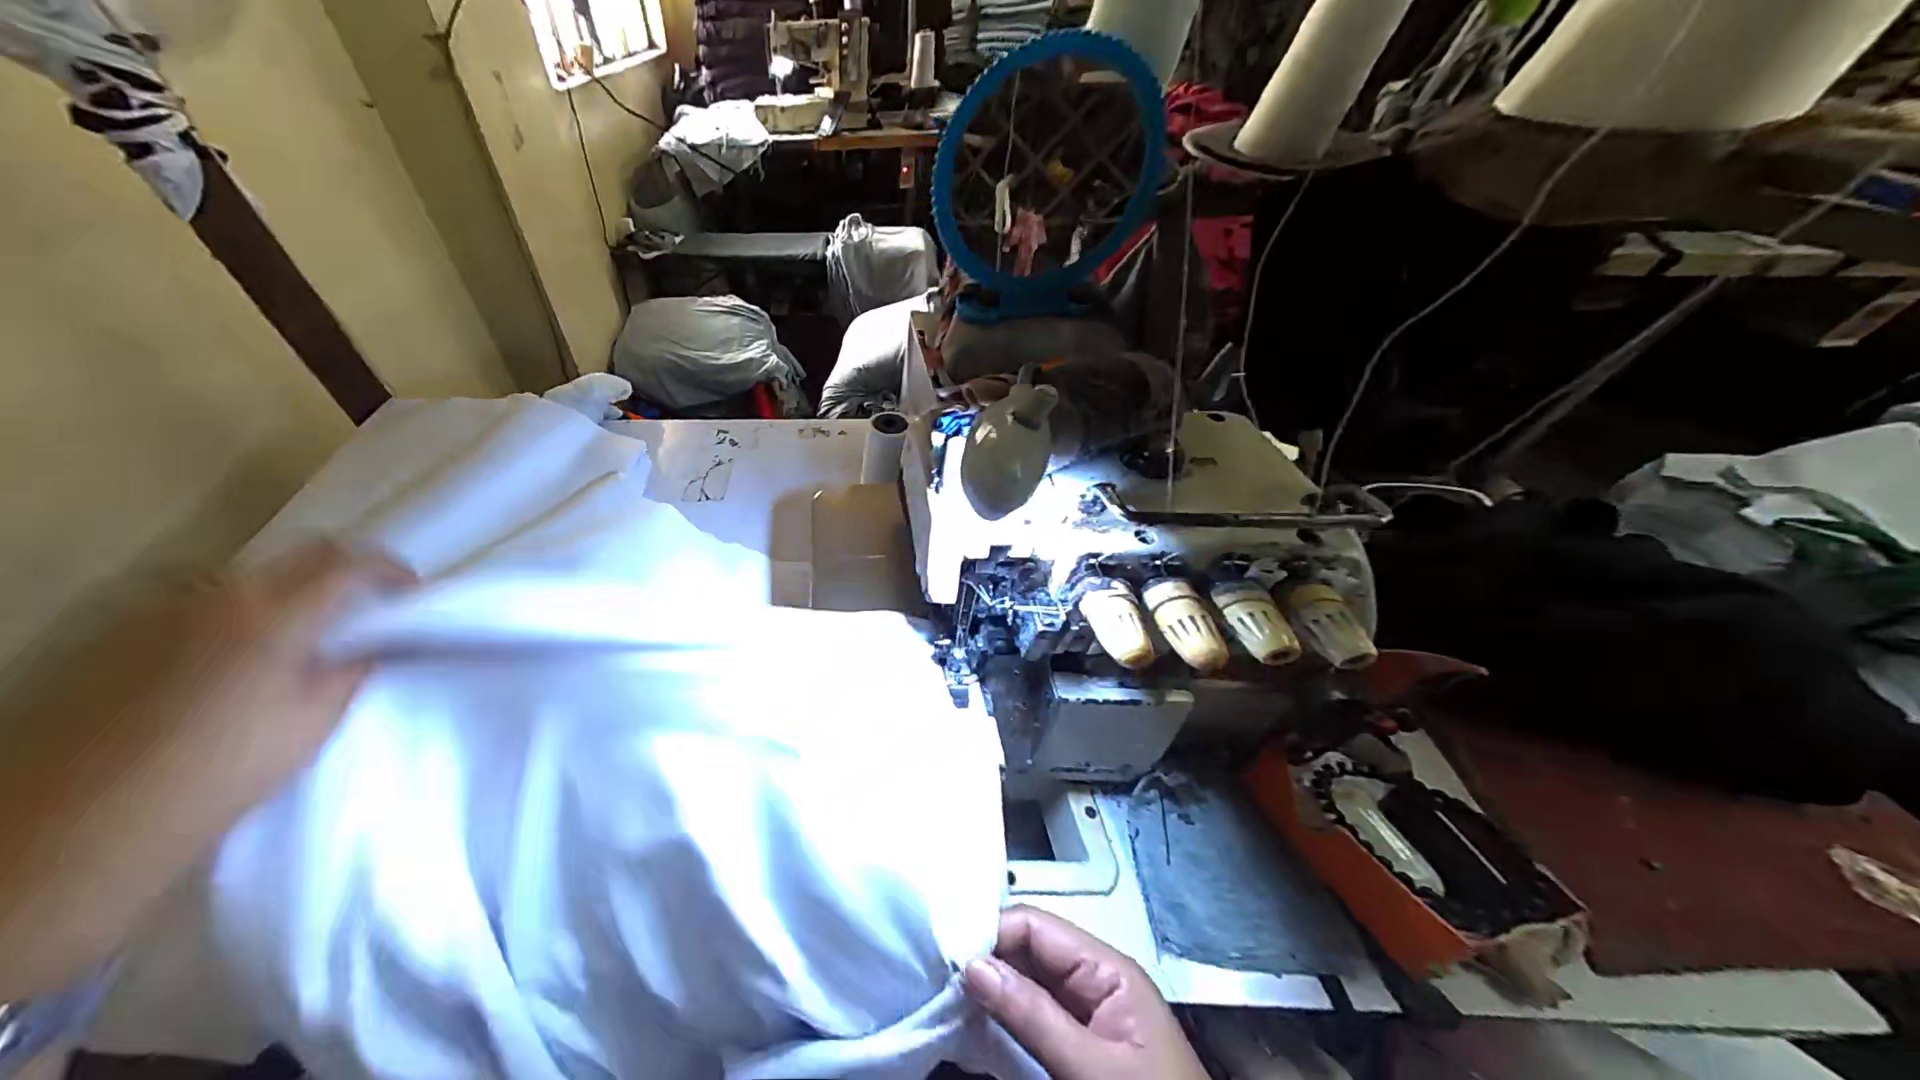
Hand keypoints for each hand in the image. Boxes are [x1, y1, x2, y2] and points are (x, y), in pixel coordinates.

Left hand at [0, 543, 412, 999]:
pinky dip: (237, 613)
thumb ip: (352, 668)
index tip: (412, 593)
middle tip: (367, 606)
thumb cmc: (223, 771)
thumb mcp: (314, 720)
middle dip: (346, 572)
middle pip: (301, 555)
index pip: (350, 564)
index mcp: (274, 614)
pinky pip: (199, 602)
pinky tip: (234, 658)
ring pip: (249, 577)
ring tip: (298, 636)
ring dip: (288, 592)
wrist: (84, 822)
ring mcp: (160, 610)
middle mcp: (216, 596)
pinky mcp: (120, 632)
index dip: (393, 571)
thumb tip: (376, 644)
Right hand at [964, 905, 1206, 1079]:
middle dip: (987, 962)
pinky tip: (973, 1028)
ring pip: (1026, 983)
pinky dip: (1003, 1021)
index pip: (1037, 926)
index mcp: (1106, 967)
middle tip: (940, 983)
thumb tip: (974, 965)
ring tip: (948, 1002)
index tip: (948, 958)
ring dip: (991, 992)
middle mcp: (1093, 978)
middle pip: (1029, 951)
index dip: (992, 933)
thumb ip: (1033, 1015)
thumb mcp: (1091, 1066)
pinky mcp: (1079, 1043)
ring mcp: (1086, 1011)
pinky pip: (1033, 1017)